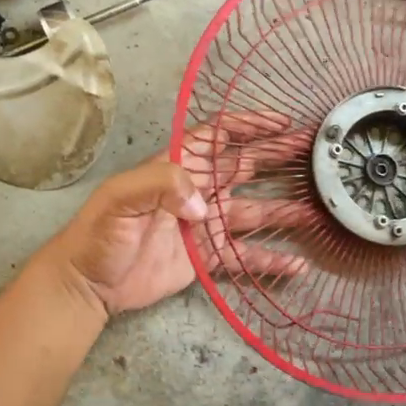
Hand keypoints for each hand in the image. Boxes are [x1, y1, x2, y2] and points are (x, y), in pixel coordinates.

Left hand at [37, 119, 309, 316]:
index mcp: (177, 166)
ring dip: (284, 210)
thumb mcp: (121, 198)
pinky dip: (271, 260)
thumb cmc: (98, 233)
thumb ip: (162, 186)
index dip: (250, 125)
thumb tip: (206, 203)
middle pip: (246, 167)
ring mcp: (206, 225)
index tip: (282, 122)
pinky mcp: (208, 257)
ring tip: (317, 210)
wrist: (88, 283)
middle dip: (279, 157)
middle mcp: (198, 190)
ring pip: (255, 211)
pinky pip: (246, 256)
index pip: (219, 136)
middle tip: (314, 154)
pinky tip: (298, 265)